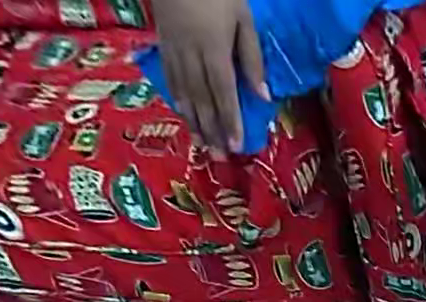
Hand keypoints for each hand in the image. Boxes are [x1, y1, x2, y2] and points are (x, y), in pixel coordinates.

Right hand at [151, 0, 267, 154]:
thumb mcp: (244, 18)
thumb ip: (252, 59)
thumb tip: (263, 96)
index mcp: (214, 49)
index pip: (224, 94)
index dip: (231, 122)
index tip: (237, 146)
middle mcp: (191, 53)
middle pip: (203, 99)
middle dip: (213, 130)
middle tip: (221, 158)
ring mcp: (173, 46)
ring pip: (183, 91)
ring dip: (194, 121)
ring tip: (202, 144)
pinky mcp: (161, 39)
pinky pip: (169, 75)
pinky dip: (176, 97)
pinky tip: (183, 113)